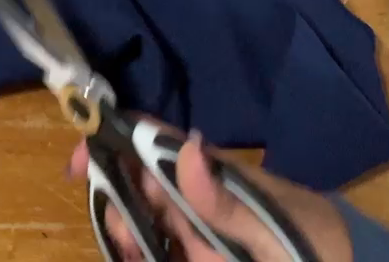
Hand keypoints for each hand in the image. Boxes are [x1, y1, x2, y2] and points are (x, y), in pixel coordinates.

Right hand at [67, 127, 351, 261]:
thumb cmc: (311, 245)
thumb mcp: (272, 228)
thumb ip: (224, 198)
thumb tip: (184, 146)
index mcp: (202, 170)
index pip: (145, 139)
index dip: (106, 141)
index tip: (78, 164)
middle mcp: (190, 193)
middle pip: (133, 184)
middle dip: (116, 205)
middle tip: (127, 239)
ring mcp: (194, 229)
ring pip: (141, 225)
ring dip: (131, 241)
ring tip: (140, 257)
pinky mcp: (196, 256)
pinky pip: (159, 251)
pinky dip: (144, 256)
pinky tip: (143, 260)